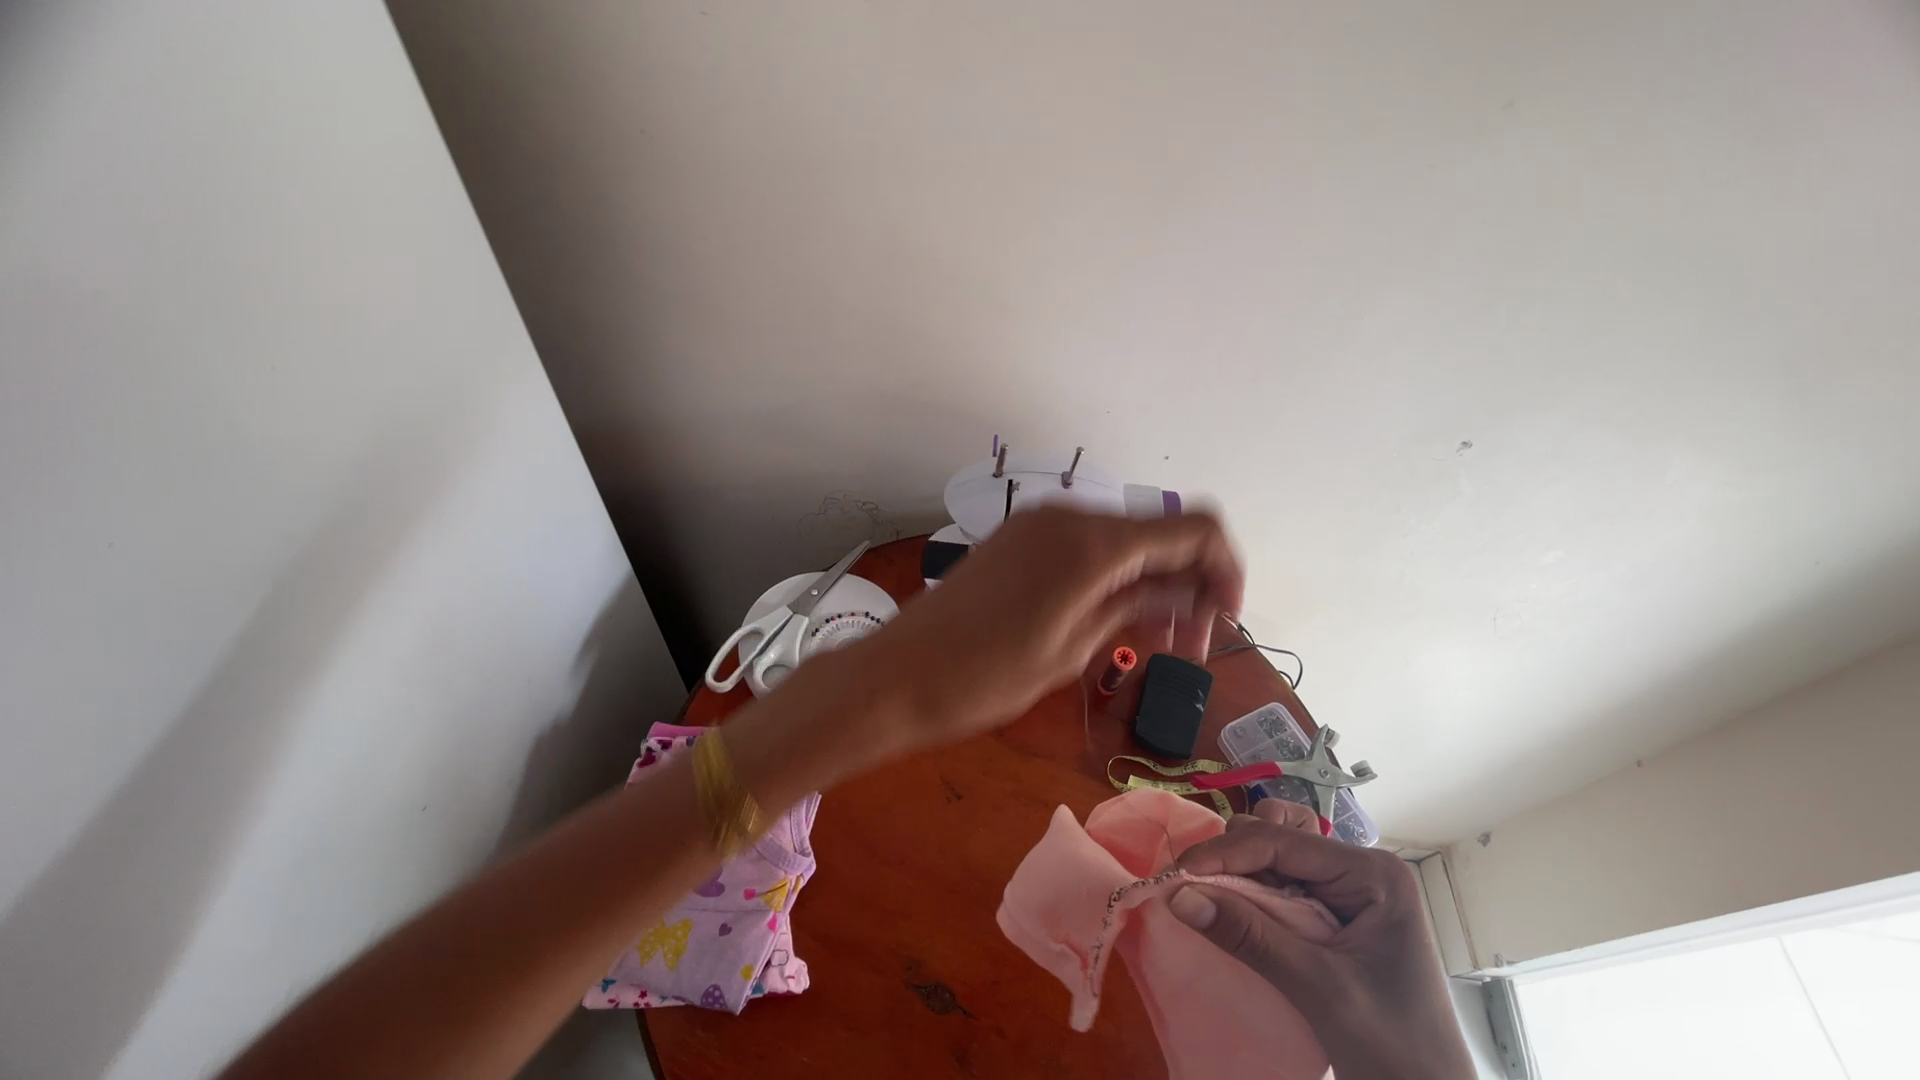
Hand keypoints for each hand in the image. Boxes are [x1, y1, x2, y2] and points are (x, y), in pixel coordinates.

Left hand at [850, 506, 1242, 757]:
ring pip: (1124, 541)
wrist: (897, 676)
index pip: (1193, 528)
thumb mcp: (1075, 647)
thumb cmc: (986, 677)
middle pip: (1160, 532)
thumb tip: (1192, 590)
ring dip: (1152, 583)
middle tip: (1190, 648)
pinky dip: (1113, 576)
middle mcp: (1070, 516)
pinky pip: (1086, 547)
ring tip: (1156, 642)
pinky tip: (1114, 619)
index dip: (1225, 568)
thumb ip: (1138, 604)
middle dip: (1189, 582)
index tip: (1226, 620)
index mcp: (1092, 542)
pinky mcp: (1019, 538)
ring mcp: (1040, 522)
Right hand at [1168, 815, 1476, 1079]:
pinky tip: (1232, 918)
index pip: (1281, 840)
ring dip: (1236, 879)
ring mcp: (1346, 890)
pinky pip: (1277, 887)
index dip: (1223, 853)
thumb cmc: (1392, 1045)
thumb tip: (1178, 895)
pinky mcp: (1333, 913)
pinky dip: (1248, 897)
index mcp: (1372, 873)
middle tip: (1189, 895)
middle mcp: (1359, 868)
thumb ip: (1250, 937)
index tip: (1174, 875)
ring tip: (1212, 908)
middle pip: (1273, 838)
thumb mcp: (1319, 989)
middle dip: (1228, 862)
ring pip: (1270, 859)